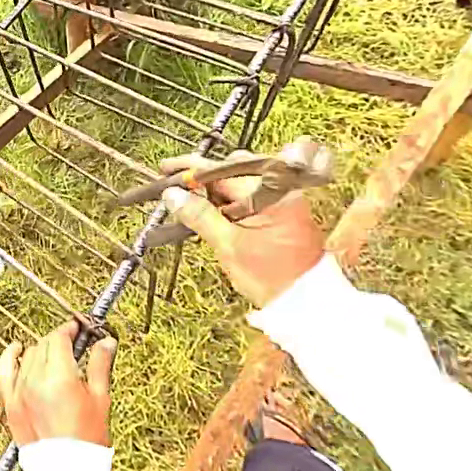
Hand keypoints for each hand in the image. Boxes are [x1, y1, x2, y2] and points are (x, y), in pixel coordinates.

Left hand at [0, 320, 117, 446]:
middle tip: (73, 344)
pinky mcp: (10, 404)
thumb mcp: (100, 399)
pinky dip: (10, 357)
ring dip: (42, 351)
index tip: (78, 328)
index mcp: (60, 379)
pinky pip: (4, 371)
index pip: (59, 338)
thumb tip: (106, 341)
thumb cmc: (87, 440)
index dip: (69, 329)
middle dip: (59, 341)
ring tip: (56, 358)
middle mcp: (35, 382)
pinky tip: (17, 349)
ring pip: (28, 356)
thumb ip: (100, 365)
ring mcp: (19, 392)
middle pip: (44, 345)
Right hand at [159, 150, 325, 307]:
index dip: (191, 169)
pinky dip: (227, 203)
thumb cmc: (271, 277)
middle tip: (175, 190)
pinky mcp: (280, 213)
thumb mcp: (228, 245)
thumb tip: (173, 194)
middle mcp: (280, 189)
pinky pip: (247, 198)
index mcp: (271, 192)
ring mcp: (282, 200)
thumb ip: (200, 216)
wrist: (304, 302)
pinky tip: (210, 214)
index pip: (224, 170)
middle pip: (231, 170)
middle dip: (202, 179)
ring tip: (188, 205)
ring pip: (238, 184)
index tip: (167, 168)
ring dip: (213, 192)